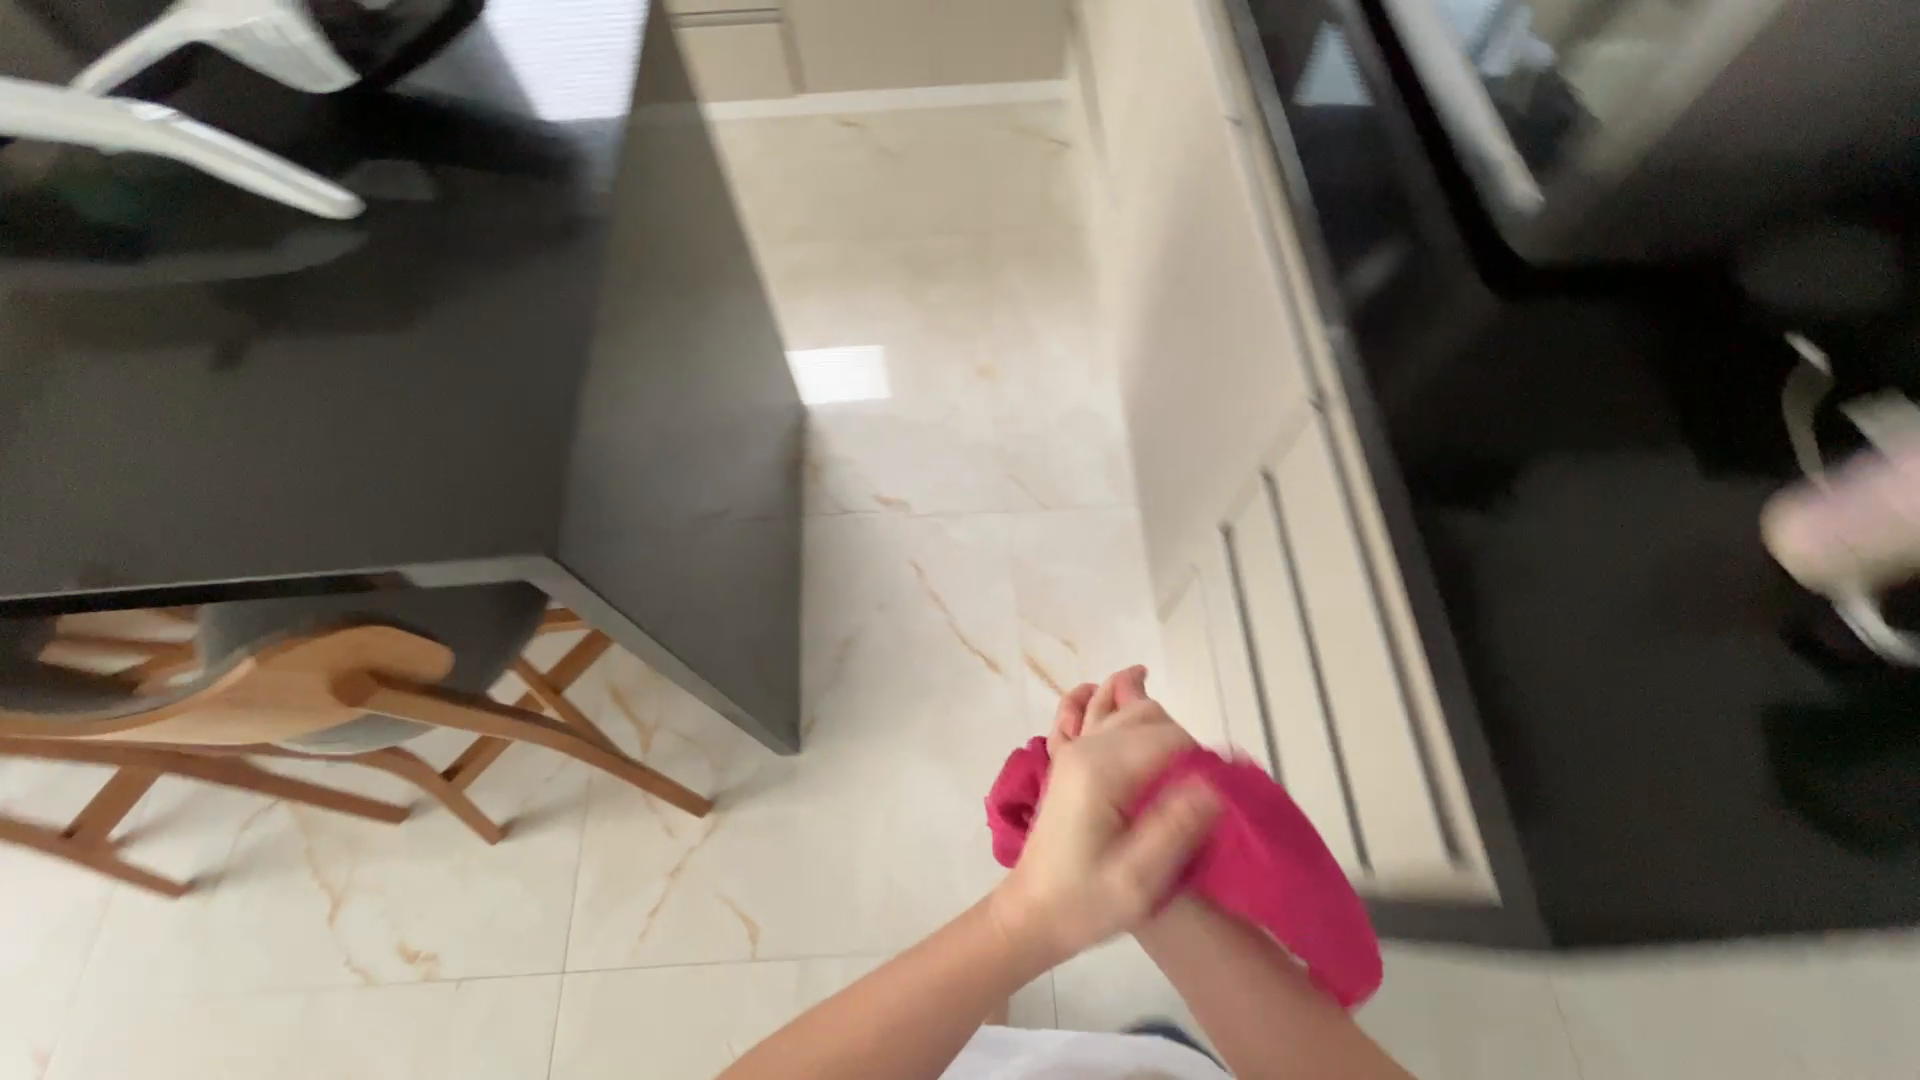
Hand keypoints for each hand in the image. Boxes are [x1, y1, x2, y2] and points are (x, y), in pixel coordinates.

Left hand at [990, 666, 1218, 965]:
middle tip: (1196, 793)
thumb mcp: (1140, 879)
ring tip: (1180, 754)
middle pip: (1148, 717)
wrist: (1032, 913)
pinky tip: (1117, 693)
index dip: (1202, 761)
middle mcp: (1086, 747)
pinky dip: (1107, 700)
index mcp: (1103, 770)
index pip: (1169, 737)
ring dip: (1155, 722)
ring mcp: (1072, 750)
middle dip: (1183, 744)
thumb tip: (1213, 783)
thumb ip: (1177, 826)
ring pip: (1125, 710)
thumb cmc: (1086, 901)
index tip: (1215, 799)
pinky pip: (1088, 713)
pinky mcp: (1067, 760)